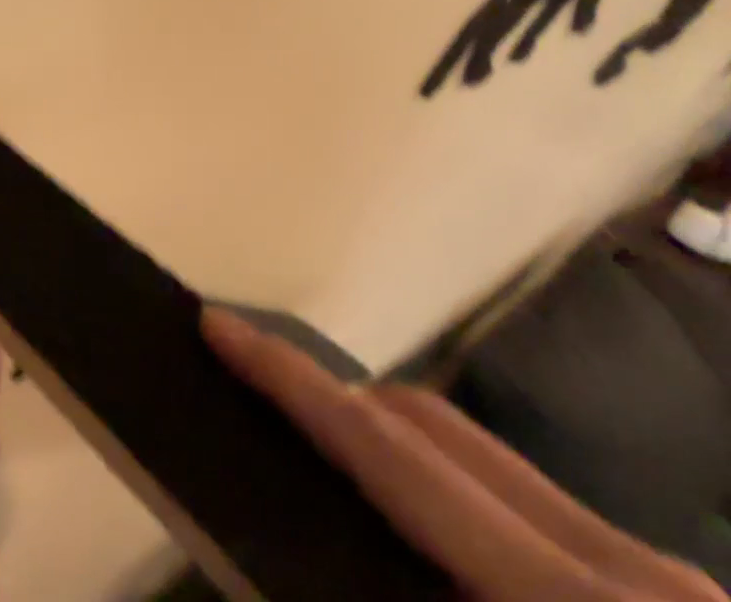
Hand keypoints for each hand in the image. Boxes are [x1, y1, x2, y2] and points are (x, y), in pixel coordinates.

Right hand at [202, 307, 728, 601]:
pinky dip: (453, 489)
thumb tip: (278, 570)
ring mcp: (666, 574)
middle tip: (252, 392)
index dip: (290, 378)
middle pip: (433, 425)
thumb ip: (371, 595)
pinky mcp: (679, 589)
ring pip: (486, 459)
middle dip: (330, 390)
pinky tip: (432, 540)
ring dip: (391, 443)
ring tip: (329, 469)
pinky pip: (531, 502)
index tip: (217, 323)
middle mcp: (623, 565)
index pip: (387, 449)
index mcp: (557, 599)